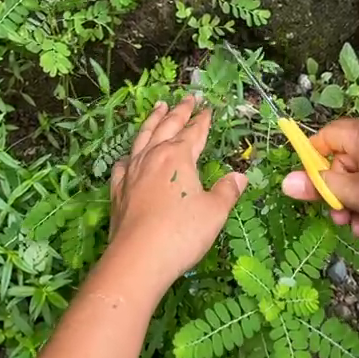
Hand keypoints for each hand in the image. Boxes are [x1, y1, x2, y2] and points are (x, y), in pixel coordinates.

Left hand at [103, 96, 246, 296]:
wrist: (138, 259)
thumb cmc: (181, 233)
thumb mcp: (214, 212)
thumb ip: (227, 191)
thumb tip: (240, 176)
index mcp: (178, 155)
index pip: (194, 132)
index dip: (203, 120)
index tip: (208, 109)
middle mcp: (154, 156)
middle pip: (168, 126)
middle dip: (179, 111)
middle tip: (187, 98)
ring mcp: (133, 172)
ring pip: (143, 137)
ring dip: (153, 121)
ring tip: (158, 107)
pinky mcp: (118, 190)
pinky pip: (122, 165)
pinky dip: (128, 156)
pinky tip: (128, 157)